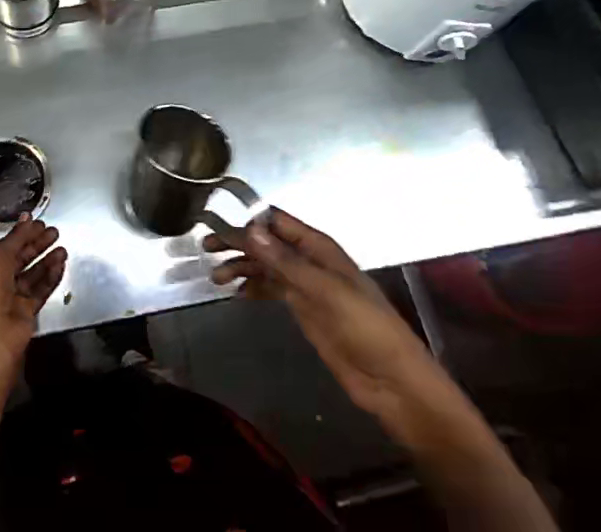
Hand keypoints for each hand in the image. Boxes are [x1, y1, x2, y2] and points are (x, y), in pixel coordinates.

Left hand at [0, 218, 65, 371]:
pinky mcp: (27, 314)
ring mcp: (11, 299)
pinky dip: (51, 277)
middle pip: (18, 258)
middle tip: (54, 231)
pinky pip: (40, 290)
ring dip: (46, 260)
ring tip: (62, 247)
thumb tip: (26, 220)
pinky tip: (61, 265)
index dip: (20, 234)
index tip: (36, 221)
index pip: (3, 247)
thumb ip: (14, 241)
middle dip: (35, 244)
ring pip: (31, 275)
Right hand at [207, 208, 442, 416]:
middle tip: (206, 248)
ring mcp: (306, 285)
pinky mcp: (303, 308)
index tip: (216, 220)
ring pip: (264, 265)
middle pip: (266, 242)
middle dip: (236, 242)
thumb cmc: (366, 329)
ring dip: (240, 267)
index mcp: (320, 248)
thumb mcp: (324, 291)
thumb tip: (249, 229)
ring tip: (216, 279)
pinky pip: (270, 288)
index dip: (247, 219)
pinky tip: (236, 294)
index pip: (276, 221)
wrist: (394, 381)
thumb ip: (285, 261)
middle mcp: (310, 260)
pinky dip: (251, 287)